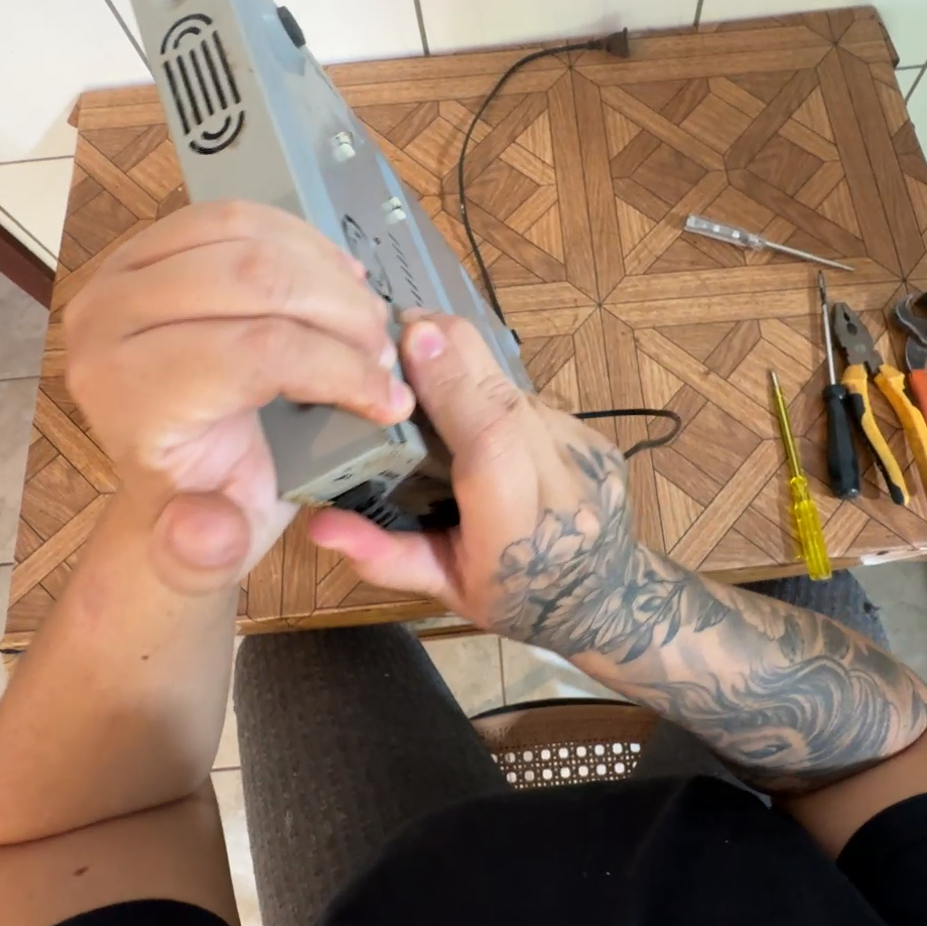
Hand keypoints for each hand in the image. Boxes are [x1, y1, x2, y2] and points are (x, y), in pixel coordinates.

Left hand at [63, 200, 412, 592]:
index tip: (391, 400)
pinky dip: (304, 243)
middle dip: (344, 315)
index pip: (255, 352)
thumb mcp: (213, 548)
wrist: (180, 471)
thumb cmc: (211, 501)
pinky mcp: (154, 244)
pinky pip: (240, 216)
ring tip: (367, 324)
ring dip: (331, 276)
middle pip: (254, 279)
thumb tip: (205, 530)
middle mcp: (109, 320)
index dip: (340, 370)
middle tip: (385, 356)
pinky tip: (340, 280)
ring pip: (251, 236)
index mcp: (130, 395)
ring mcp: (126, 272)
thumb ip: (201, 552)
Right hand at [307, 313, 648, 651]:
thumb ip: (386, 558)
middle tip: (399, 326)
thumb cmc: (518, 599)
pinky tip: (473, 404)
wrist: (607, 594)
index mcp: (519, 532)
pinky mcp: (594, 432)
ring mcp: (585, 452)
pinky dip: (493, 390)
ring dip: (469, 366)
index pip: (491, 444)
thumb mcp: (448, 591)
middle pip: (507, 397)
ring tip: (425, 363)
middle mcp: (562, 482)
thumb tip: (318, 524)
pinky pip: (531, 397)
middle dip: (453, 349)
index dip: (453, 385)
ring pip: (517, 387)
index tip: (411, 336)